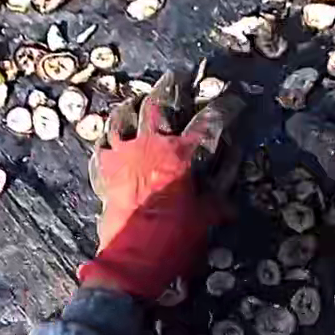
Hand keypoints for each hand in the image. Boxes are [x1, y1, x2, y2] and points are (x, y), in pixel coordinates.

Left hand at [79, 67, 243, 299]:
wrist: (131, 259)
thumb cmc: (174, 239)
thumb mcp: (207, 216)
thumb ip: (219, 191)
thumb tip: (230, 179)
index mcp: (182, 154)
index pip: (210, 119)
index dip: (225, 106)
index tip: (233, 100)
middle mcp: (150, 144)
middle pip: (160, 100)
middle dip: (174, 84)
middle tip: (181, 76)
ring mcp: (122, 154)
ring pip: (124, 115)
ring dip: (133, 104)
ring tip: (139, 99)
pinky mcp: (103, 169)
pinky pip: (101, 144)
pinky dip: (108, 137)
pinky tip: (112, 136)